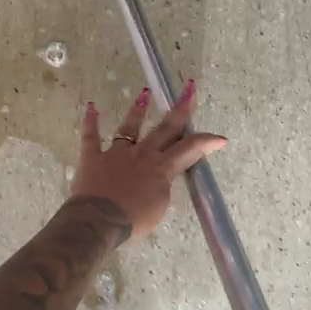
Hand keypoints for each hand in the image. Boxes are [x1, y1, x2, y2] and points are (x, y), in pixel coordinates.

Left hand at [69, 79, 225, 241]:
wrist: (99, 221)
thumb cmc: (133, 221)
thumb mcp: (159, 206)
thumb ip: (162, 187)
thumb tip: (160, 177)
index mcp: (161, 168)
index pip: (189, 150)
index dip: (206, 142)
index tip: (220, 138)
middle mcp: (142, 154)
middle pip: (164, 128)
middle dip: (180, 108)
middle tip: (188, 89)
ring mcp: (117, 153)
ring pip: (129, 127)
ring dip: (138, 109)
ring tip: (144, 92)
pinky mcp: (93, 157)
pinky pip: (91, 137)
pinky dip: (90, 122)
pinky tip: (91, 107)